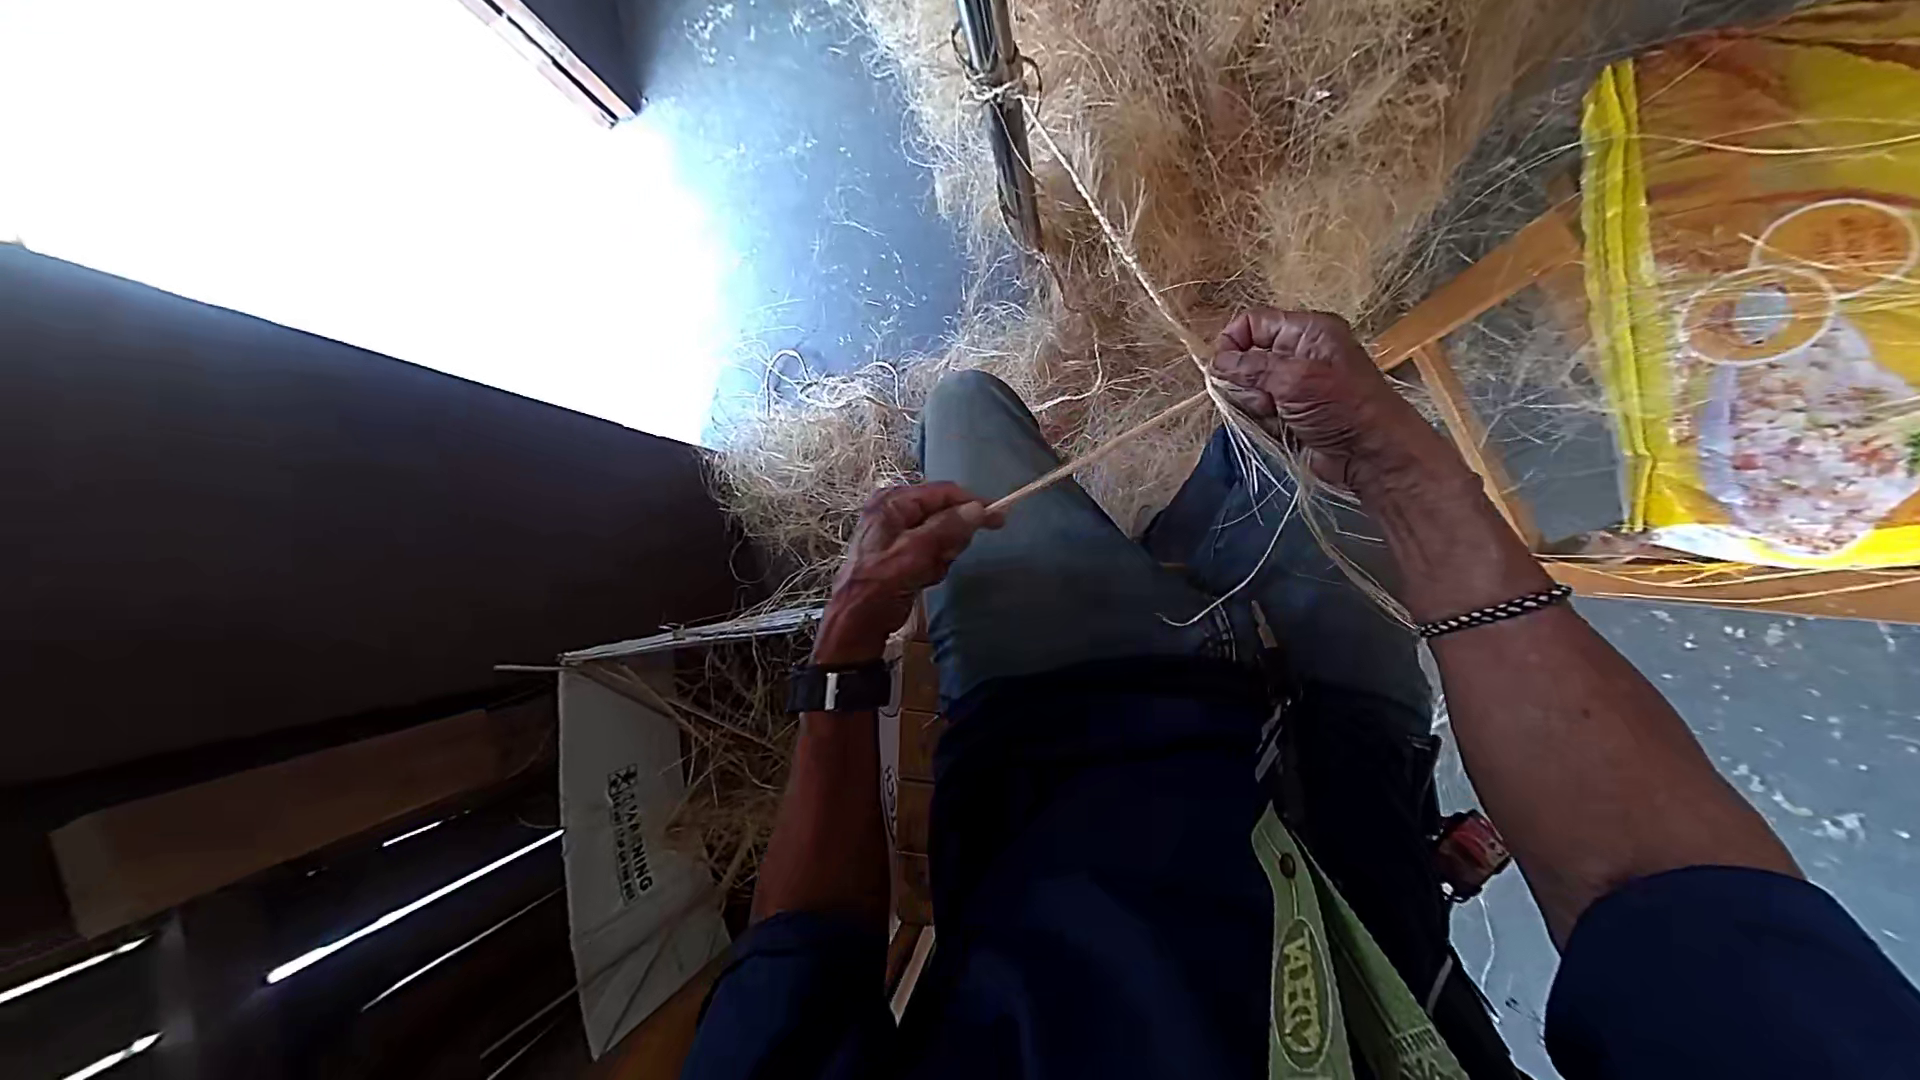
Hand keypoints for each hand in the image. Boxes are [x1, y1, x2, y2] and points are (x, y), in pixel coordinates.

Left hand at [813, 482, 1002, 664]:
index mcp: (893, 502)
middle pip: (945, 514)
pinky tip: (921, 579)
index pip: (943, 492)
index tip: (999, 519)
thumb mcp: (914, 553)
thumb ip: (947, 528)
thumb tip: (977, 508)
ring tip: (924, 573)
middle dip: (951, 539)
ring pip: (943, 536)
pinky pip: (934, 552)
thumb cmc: (880, 585)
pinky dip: (934, 566)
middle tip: (942, 559)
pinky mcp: (903, 553)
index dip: (972, 504)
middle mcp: (895, 510)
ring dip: (942, 557)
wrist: (856, 623)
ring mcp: (899, 532)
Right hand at [1209, 309, 1449, 492]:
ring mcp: (1290, 384)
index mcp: (1306, 332)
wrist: (1369, 454)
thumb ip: (1251, 367)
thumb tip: (1216, 362)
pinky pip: (1255, 411)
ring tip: (1279, 416)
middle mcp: (1296, 353)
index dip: (1232, 343)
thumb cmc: (1342, 408)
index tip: (1222, 369)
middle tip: (1268, 399)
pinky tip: (1282, 428)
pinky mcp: (1286, 410)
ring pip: (1246, 389)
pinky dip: (1262, 422)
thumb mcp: (1295, 379)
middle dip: (1246, 384)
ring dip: (1254, 407)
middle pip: (1243, 360)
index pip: (1251, 323)